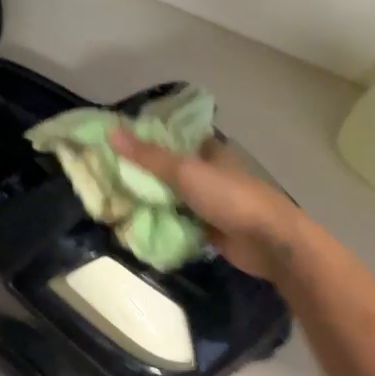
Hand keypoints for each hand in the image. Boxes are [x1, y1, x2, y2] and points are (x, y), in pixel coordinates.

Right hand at [110, 131, 306, 281]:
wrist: (270, 243)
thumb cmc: (230, 198)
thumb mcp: (185, 172)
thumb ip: (148, 156)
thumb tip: (110, 132)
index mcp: (208, 151)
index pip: (171, 138)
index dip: (144, 138)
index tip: (113, 142)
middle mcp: (207, 172)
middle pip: (167, 168)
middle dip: (140, 172)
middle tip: (104, 173)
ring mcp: (208, 202)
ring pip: (169, 196)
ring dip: (147, 199)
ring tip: (110, 198)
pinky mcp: (207, 227)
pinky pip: (175, 220)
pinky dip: (158, 221)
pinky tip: (132, 222)